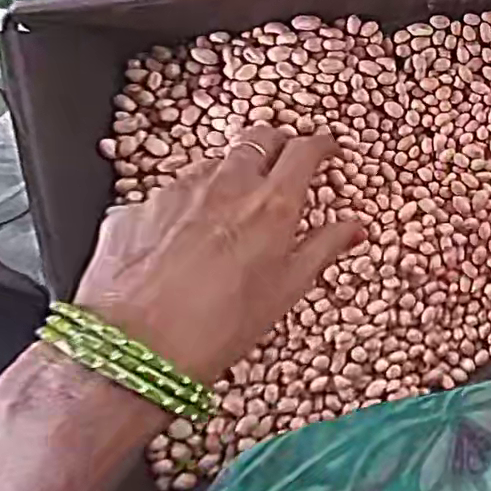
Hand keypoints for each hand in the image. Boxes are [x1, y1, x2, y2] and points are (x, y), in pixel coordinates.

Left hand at [72, 125, 363, 381]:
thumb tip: (354, 227)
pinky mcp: (137, 208)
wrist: (136, 352)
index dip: (322, 145)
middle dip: (277, 144)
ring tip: (233, 208)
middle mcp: (225, 185)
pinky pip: (170, 193)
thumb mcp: (287, 288)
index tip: (327, 151)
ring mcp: (176, 192)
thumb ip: (324, 247)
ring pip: (214, 164)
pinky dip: (187, 204)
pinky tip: (183, 238)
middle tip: (284, 165)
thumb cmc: (220, 326)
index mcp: (271, 204)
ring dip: (231, 174)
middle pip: (259, 139)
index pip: (305, 150)